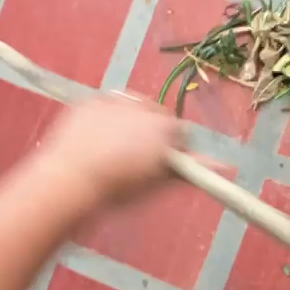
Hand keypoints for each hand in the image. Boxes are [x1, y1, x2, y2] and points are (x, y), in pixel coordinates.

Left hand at [34, 94, 184, 202]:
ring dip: (131, 120)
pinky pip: (107, 104)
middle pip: (158, 115)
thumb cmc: (116, 189)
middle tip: (135, 156)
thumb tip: (221, 166)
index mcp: (165, 128)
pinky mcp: (91, 100)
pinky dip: (106, 116)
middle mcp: (144, 107)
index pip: (181, 133)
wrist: (68, 180)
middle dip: (152, 131)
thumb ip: (188, 171)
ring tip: (114, 145)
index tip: (160, 164)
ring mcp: (115, 100)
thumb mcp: (155, 184)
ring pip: (133, 106)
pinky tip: (96, 136)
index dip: (172, 149)